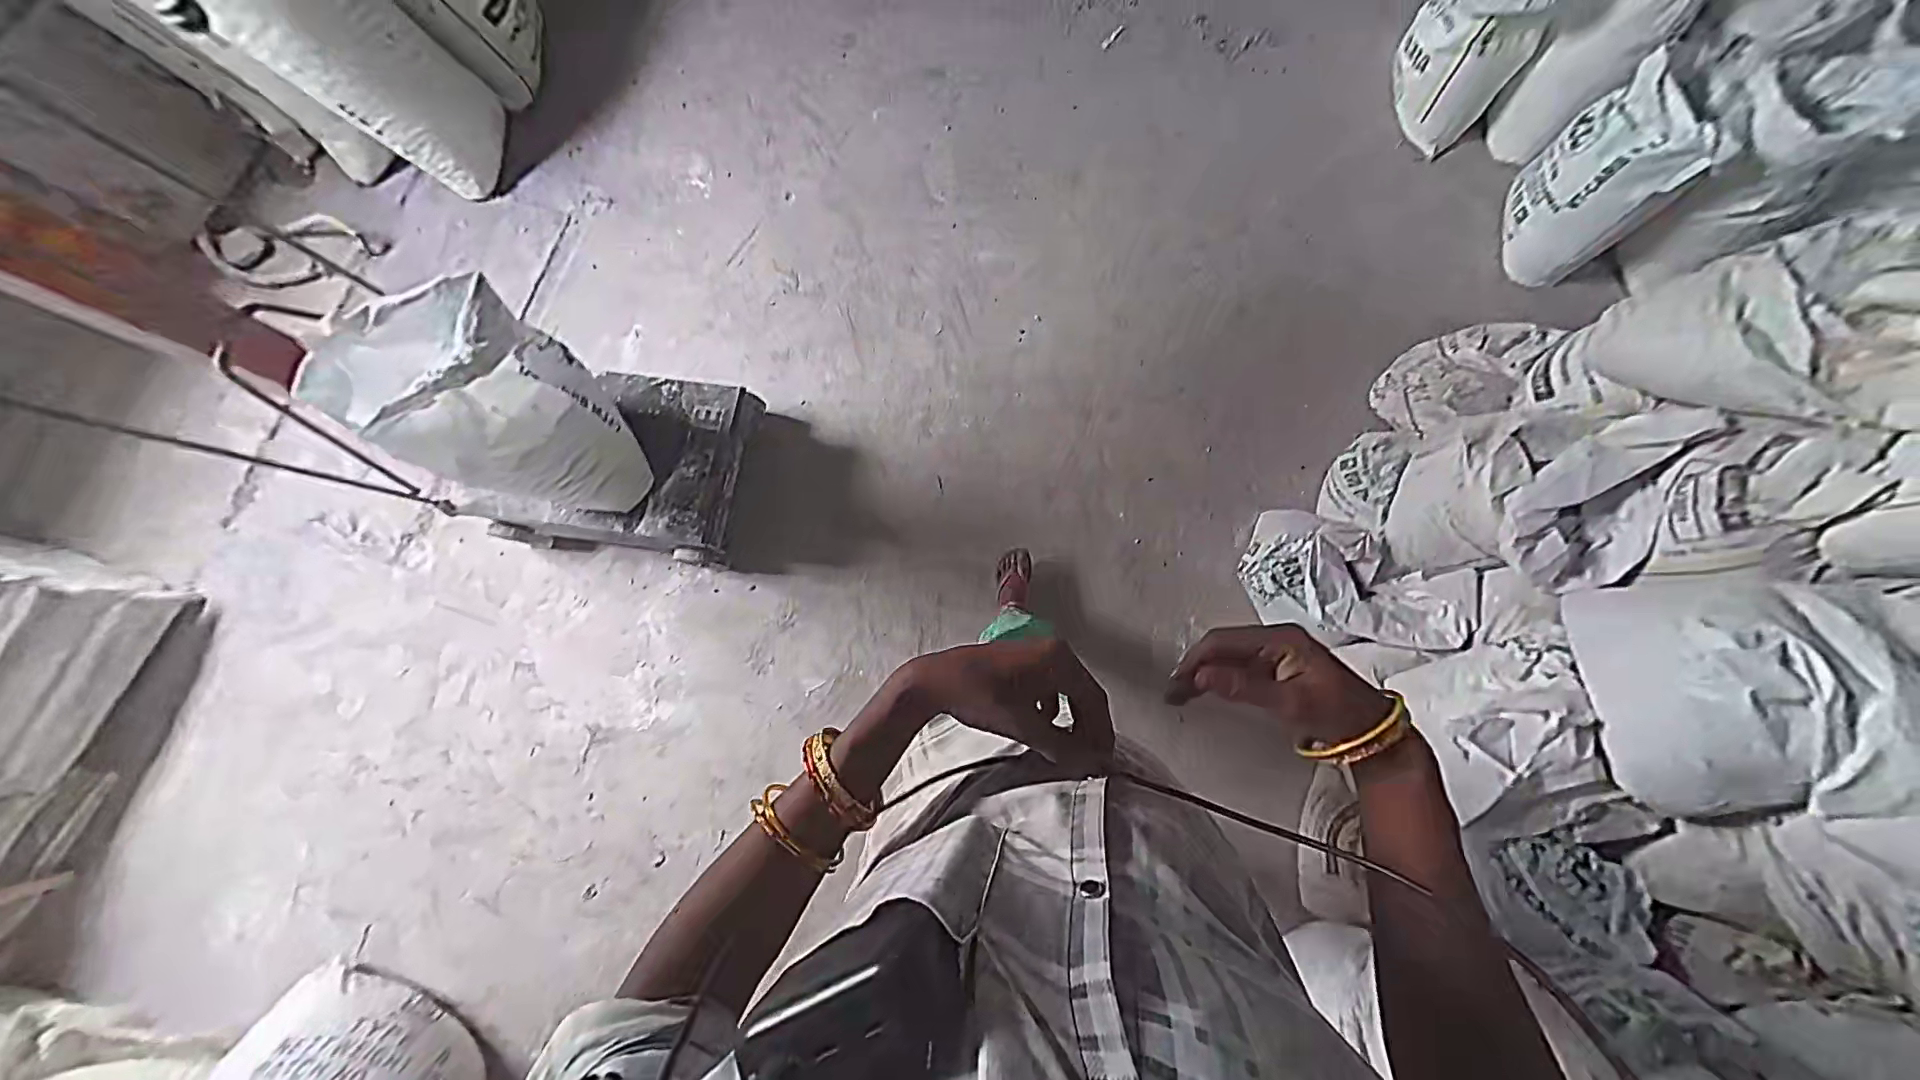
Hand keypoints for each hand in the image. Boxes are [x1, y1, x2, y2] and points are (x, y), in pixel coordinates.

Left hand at [892, 638, 1114, 771]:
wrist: (938, 681)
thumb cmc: (977, 694)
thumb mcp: (1024, 726)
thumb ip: (1060, 745)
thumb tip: (1085, 761)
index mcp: (1058, 659)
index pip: (1094, 698)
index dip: (1101, 731)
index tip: (1103, 755)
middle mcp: (1051, 648)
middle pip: (1083, 691)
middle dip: (1089, 725)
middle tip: (1092, 754)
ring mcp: (1034, 650)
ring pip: (1066, 687)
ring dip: (1072, 716)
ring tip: (1071, 744)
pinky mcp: (1020, 659)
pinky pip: (1049, 683)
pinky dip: (1053, 705)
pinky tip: (1046, 724)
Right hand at [1165, 625, 1393, 746]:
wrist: (1372, 733)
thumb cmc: (1337, 713)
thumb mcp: (1289, 703)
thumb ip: (1243, 688)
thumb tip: (1201, 677)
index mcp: (1279, 639)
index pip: (1223, 641)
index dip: (1195, 660)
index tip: (1177, 683)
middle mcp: (1274, 640)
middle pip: (1221, 646)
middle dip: (1194, 666)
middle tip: (1174, 691)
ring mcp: (1275, 654)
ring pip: (1227, 656)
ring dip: (1203, 673)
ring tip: (1182, 693)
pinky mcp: (1276, 668)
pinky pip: (1237, 667)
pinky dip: (1217, 679)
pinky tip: (1205, 691)